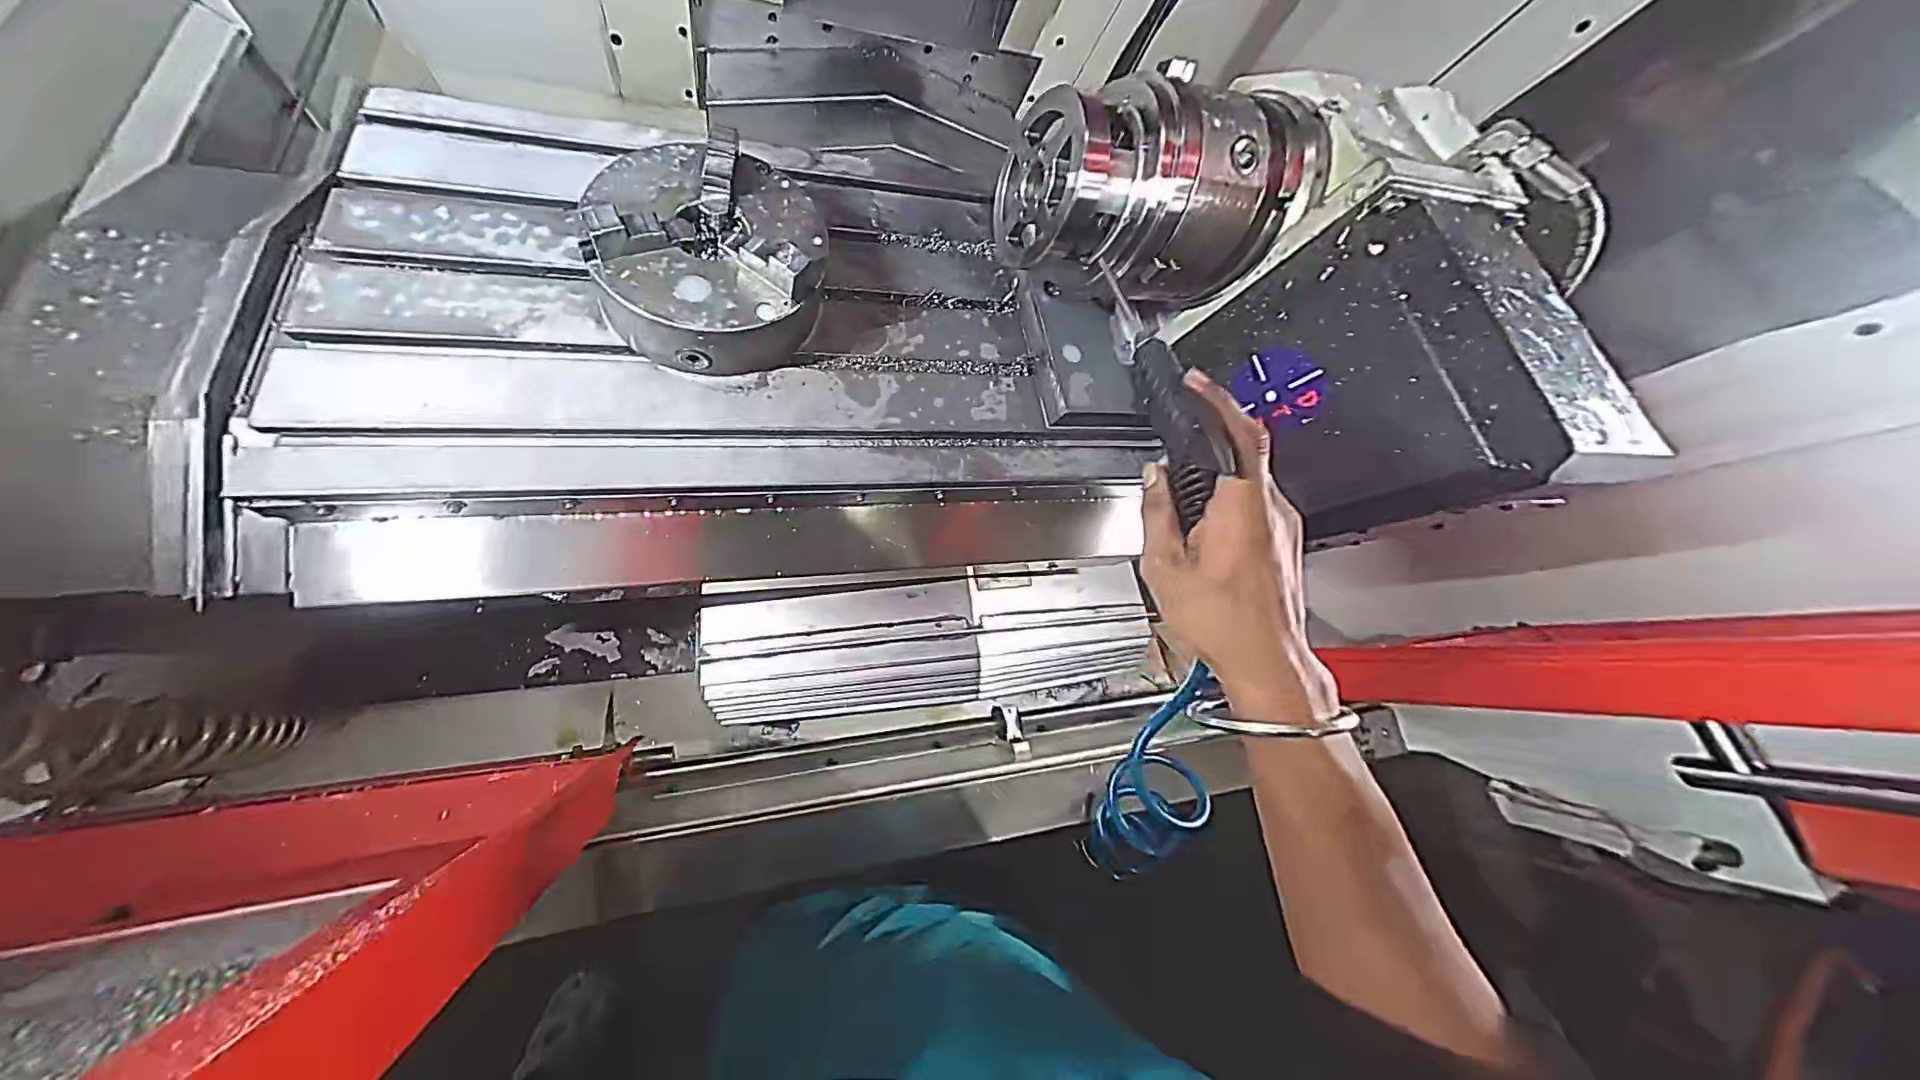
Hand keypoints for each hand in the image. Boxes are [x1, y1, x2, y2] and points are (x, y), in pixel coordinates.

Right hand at [1139, 369, 1340, 724]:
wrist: (1267, 661)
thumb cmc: (1224, 625)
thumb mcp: (1165, 568)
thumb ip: (1157, 513)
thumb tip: (1155, 478)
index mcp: (1242, 509)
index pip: (1241, 432)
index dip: (1218, 400)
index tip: (1198, 384)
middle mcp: (1272, 510)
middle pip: (1247, 451)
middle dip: (1212, 438)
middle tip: (1180, 439)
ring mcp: (1284, 526)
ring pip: (1250, 479)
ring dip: (1217, 474)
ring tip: (1184, 496)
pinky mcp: (1284, 541)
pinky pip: (1256, 502)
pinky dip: (1229, 498)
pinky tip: (1204, 525)